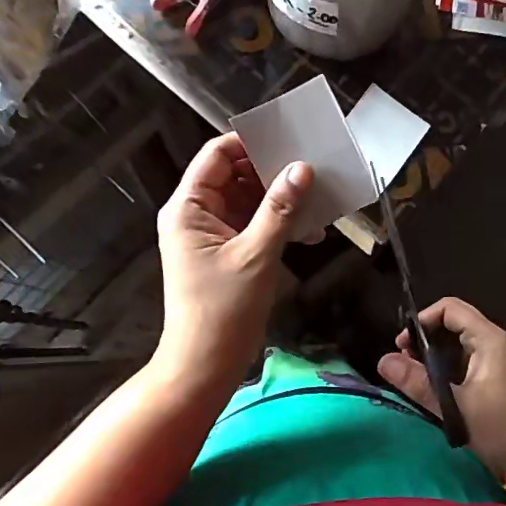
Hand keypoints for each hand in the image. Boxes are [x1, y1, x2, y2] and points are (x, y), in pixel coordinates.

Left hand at [154, 133, 310, 385]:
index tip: (288, 141)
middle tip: (311, 170)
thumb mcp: (256, 254)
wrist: (205, 364)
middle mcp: (195, 215)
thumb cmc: (223, 309)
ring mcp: (210, 235)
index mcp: (188, 207)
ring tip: (317, 201)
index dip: (250, 144)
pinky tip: (309, 232)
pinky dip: (277, 225)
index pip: (216, 155)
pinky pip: (253, 226)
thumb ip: (280, 208)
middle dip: (272, 174)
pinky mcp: (226, 253)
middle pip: (234, 176)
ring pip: (248, 201)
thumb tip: (302, 169)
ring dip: (280, 202)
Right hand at [377, 297, 505, 484]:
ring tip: (413, 374)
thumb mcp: (453, 405)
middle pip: (453, 323)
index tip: (403, 344)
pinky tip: (431, 386)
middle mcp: (495, 343)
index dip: (423, 319)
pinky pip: (464, 360)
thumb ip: (417, 381)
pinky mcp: (494, 378)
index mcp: (489, 339)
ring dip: (433, 354)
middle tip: (404, 360)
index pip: (450, 308)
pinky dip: (445, 366)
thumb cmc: (499, 428)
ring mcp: (496, 360)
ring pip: (457, 343)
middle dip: (425, 337)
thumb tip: (382, 360)